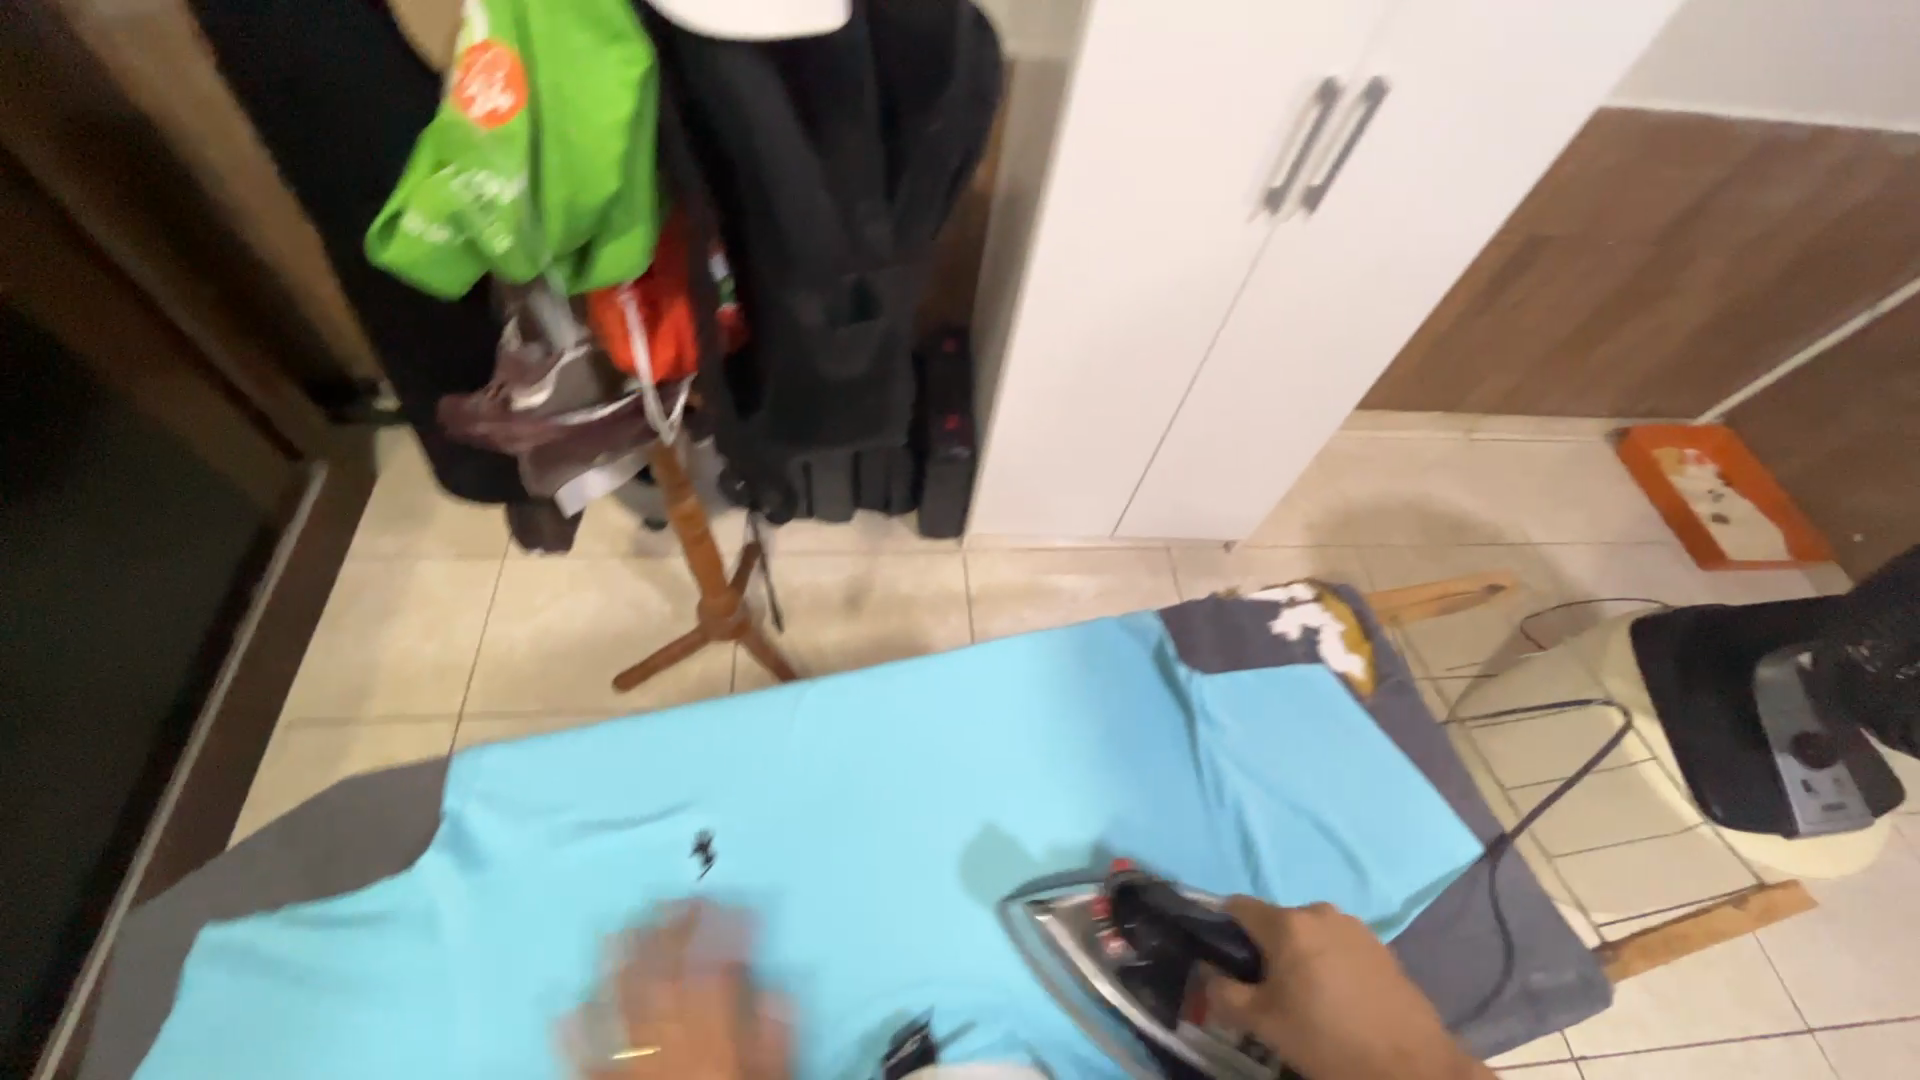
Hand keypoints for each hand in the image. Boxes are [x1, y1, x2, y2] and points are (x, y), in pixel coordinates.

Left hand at [581, 900, 790, 1079]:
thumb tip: (775, 993)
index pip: (717, 970)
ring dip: (618, 966)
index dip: (720, 931)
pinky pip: (583, 1062)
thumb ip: (774, 1041)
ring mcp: (631, 1069)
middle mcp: (670, 1044)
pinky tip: (564, 1008)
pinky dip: (573, 1033)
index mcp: (715, 1037)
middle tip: (669, 900)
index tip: (722, 903)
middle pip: (666, 978)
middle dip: (667, 934)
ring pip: (622, 1008)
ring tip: (615, 931)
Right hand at [1204, 898, 1489, 1079]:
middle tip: (1270, 991)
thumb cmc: (1328, 1040)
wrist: (1414, 1069)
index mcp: (1286, 923)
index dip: (1224, 929)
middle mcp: (1319, 911)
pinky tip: (1341, 1001)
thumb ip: (1224, 994)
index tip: (1227, 962)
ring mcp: (1355, 927)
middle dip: (1266, 950)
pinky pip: (1339, 946)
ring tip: (1309, 999)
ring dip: (1300, 956)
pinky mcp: (1382, 947)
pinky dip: (1330, 964)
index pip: (1237, 906)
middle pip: (1275, 922)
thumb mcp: (1264, 1024)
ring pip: (1309, 934)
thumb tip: (1208, 974)